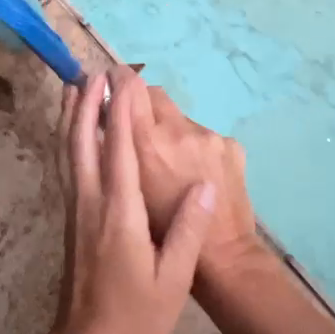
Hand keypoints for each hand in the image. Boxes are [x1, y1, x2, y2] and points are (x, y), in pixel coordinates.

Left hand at [29, 68, 216, 333]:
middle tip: (98, 68)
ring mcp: (75, 205)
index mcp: (117, 209)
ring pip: (67, 147)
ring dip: (72, 113)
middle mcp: (89, 198)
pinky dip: (69, 136)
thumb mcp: (174, 278)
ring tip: (77, 84)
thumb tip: (205, 184)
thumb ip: (189, 230)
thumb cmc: (136, 312)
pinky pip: (67, 162)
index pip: (116, 145)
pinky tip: (74, 131)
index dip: (118, 107)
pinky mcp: (71, 215)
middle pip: (81, 136)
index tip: (123, 76)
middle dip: (88, 100)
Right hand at [122, 73, 265, 271]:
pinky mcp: (231, 146)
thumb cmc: (161, 228)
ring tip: (171, 162)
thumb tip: (104, 113)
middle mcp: (178, 129)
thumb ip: (116, 145)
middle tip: (138, 127)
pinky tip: (196, 171)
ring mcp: (209, 136)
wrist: (223, 255)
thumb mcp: (127, 186)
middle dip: (142, 103)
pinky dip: (195, 146)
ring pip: (179, 117)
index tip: (110, 80)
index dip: (118, 78)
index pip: (130, 85)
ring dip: (170, 129)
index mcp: (148, 140)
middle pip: (154, 93)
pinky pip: (203, 135)